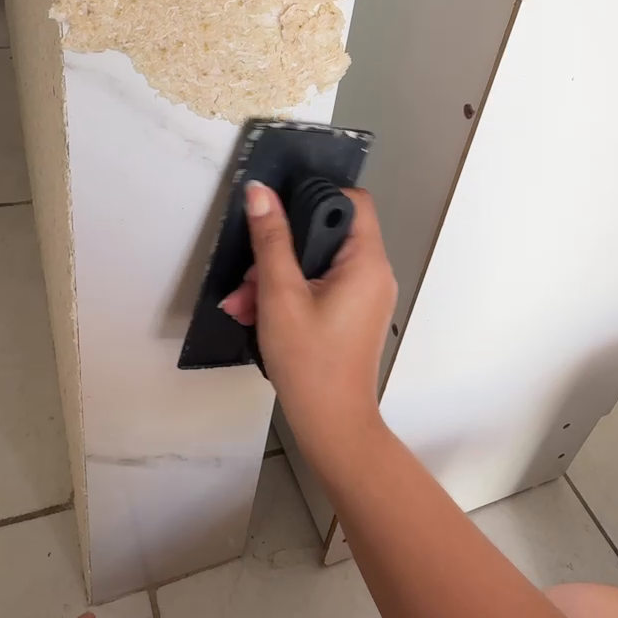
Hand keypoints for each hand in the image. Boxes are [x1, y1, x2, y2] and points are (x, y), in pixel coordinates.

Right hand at [219, 182, 397, 466]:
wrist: (331, 425)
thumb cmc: (309, 360)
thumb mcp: (279, 294)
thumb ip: (271, 238)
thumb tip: (260, 191)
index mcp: (366, 261)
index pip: (352, 201)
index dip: (315, 197)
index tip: (278, 213)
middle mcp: (374, 273)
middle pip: (327, 234)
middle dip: (281, 249)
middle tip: (249, 274)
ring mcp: (364, 296)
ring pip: (317, 264)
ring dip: (276, 276)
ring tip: (243, 302)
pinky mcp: (352, 314)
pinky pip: (319, 287)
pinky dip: (289, 294)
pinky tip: (255, 313)